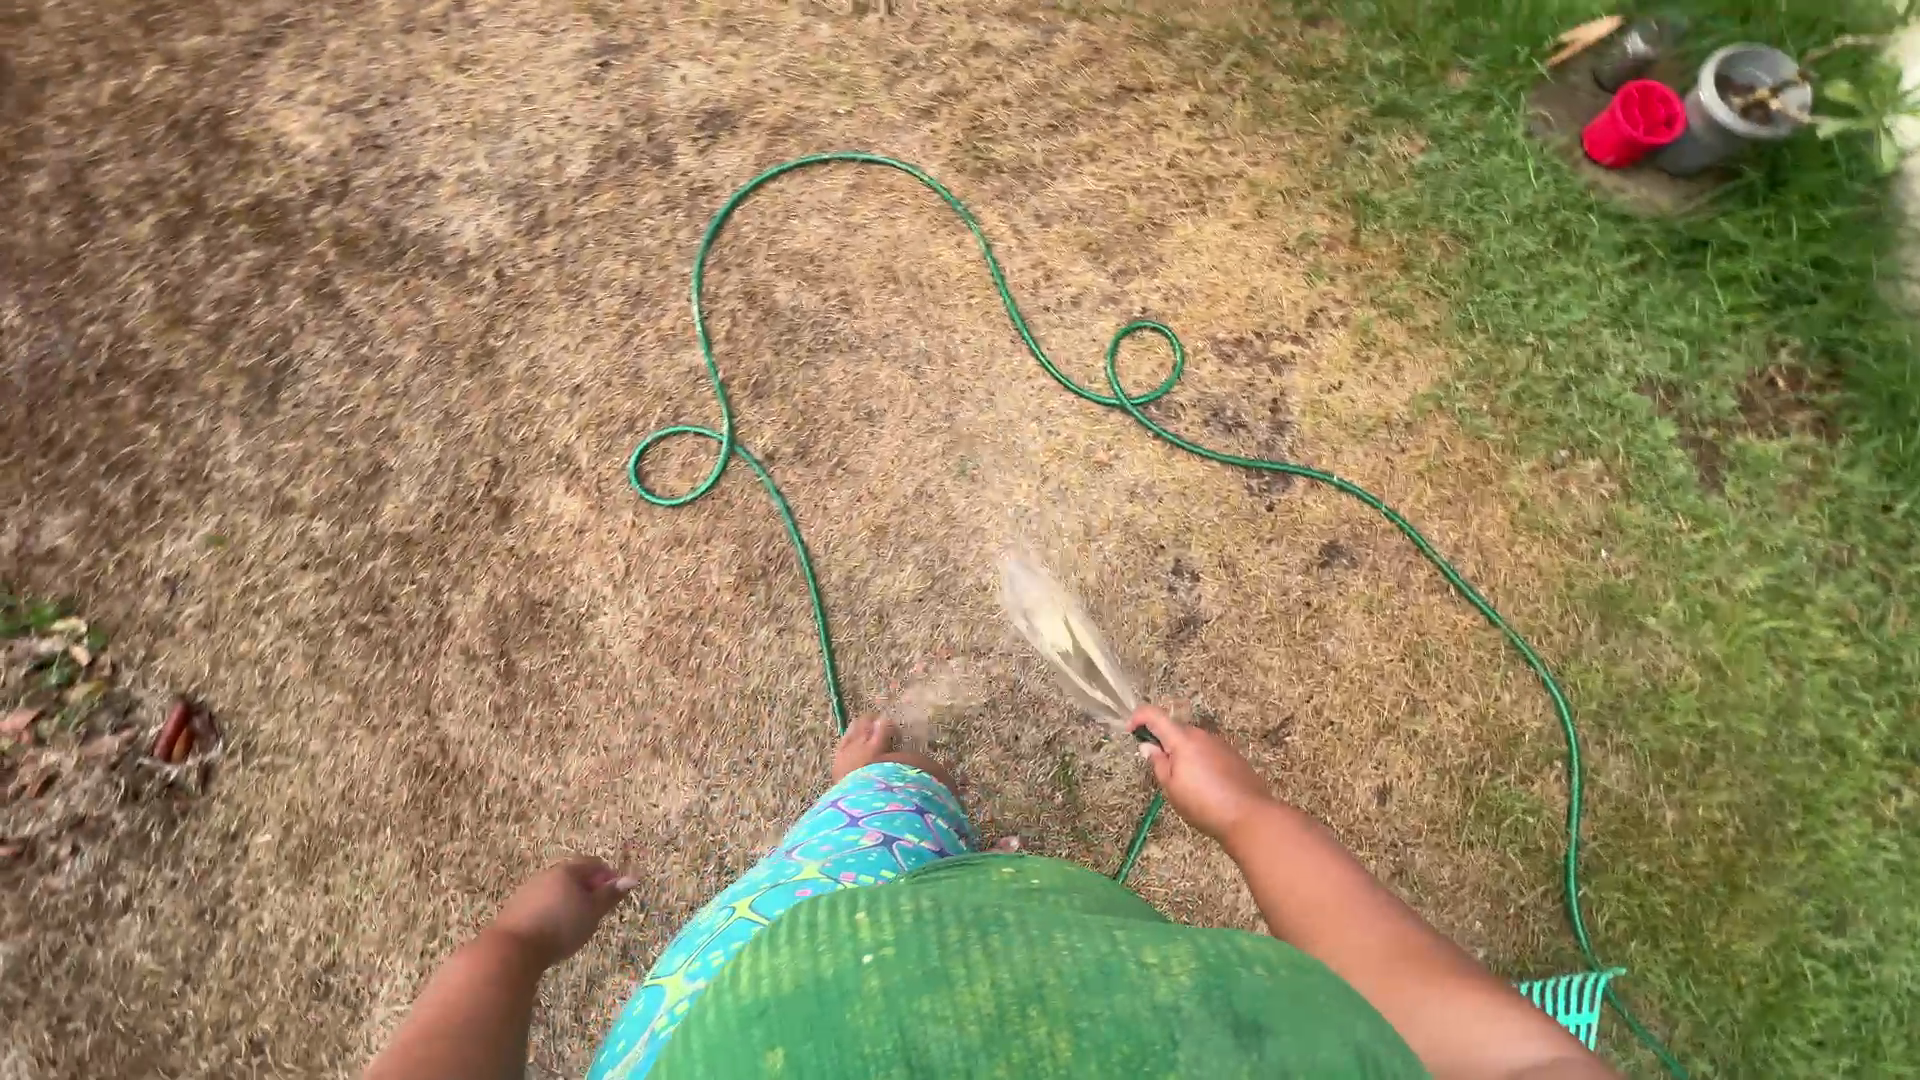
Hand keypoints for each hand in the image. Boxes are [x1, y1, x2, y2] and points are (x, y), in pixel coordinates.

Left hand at [487, 858, 635, 967]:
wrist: (510, 950)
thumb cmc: (560, 927)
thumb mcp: (593, 911)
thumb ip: (611, 894)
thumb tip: (632, 878)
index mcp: (568, 870)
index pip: (594, 864)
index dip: (608, 877)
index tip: (614, 896)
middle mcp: (547, 875)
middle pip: (573, 876)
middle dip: (587, 890)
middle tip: (596, 910)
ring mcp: (527, 891)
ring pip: (555, 891)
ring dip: (568, 902)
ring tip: (575, 924)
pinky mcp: (514, 910)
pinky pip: (540, 905)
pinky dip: (551, 913)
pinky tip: (553, 931)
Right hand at [1130, 705, 1275, 843]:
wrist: (1250, 816)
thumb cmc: (1204, 804)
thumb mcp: (1171, 788)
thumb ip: (1158, 763)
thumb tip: (1148, 746)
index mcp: (1182, 739)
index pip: (1154, 714)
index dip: (1138, 717)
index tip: (1130, 731)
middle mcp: (1201, 735)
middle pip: (1174, 729)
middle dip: (1162, 742)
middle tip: (1161, 769)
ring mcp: (1220, 744)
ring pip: (1192, 741)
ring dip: (1182, 753)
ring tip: (1186, 783)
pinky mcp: (1234, 756)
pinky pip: (1208, 750)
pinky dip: (1199, 760)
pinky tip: (1206, 786)